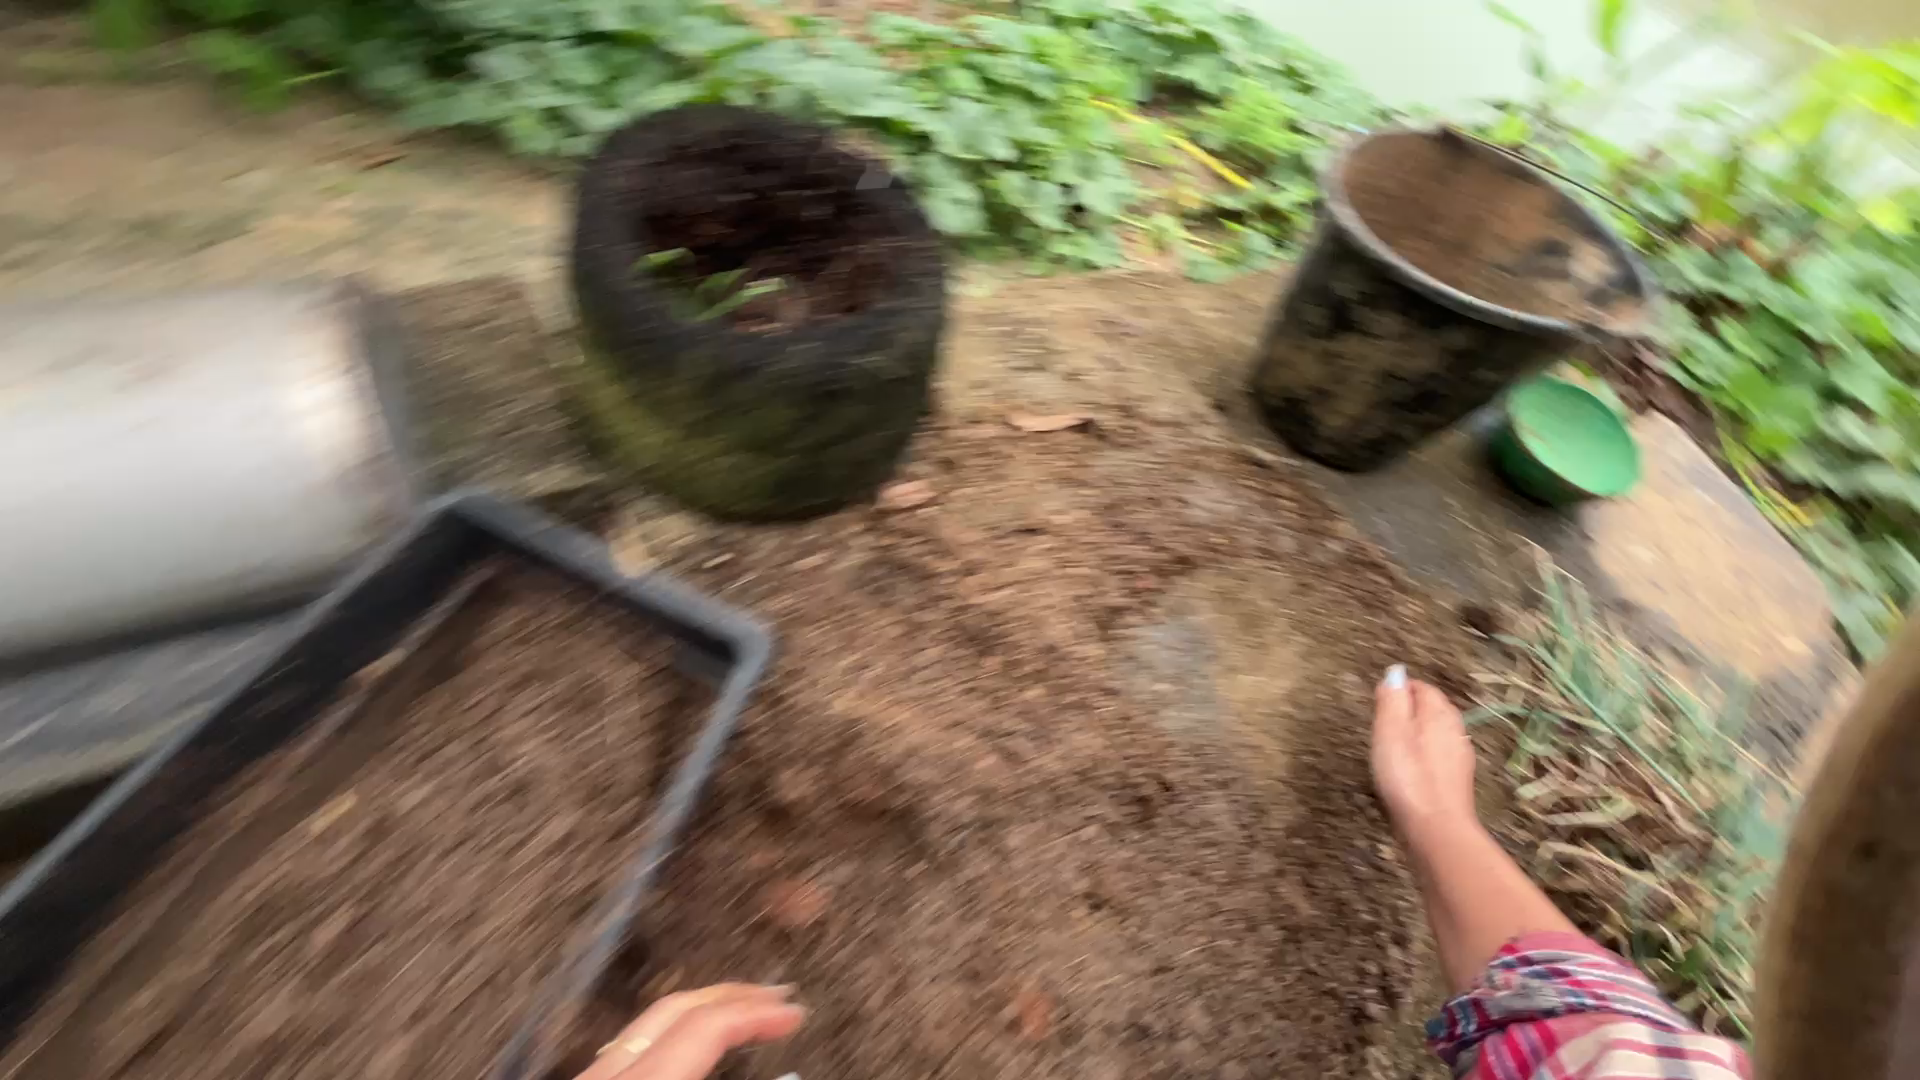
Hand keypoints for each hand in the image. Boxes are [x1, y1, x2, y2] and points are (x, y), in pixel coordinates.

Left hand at [573, 984, 805, 1079]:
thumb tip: (789, 1073)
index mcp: (644, 1079)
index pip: (708, 1025)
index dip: (759, 1011)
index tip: (796, 1011)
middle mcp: (608, 1071)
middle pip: (677, 1007)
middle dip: (733, 994)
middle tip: (777, 995)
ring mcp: (588, 1077)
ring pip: (648, 1021)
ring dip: (702, 1007)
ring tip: (740, 1010)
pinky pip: (631, 1045)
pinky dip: (671, 1031)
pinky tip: (686, 1044)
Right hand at [1371, 666, 1478, 839]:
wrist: (1435, 827)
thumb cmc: (1407, 775)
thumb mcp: (1390, 730)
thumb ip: (1392, 699)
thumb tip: (1395, 673)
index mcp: (1438, 715)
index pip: (1424, 688)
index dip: (1402, 688)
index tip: (1380, 698)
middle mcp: (1454, 731)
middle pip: (1434, 708)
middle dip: (1411, 706)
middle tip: (1383, 717)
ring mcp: (1458, 756)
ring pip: (1437, 731)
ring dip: (1417, 729)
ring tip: (1393, 739)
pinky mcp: (1455, 779)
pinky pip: (1439, 752)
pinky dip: (1424, 749)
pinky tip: (1411, 764)